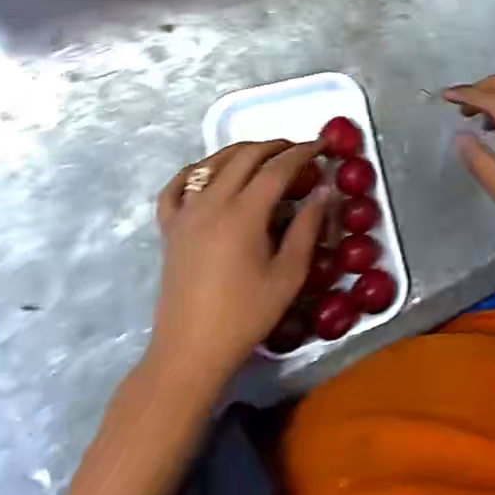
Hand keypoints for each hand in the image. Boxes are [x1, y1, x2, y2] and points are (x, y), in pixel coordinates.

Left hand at [148, 140, 327, 376]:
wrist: (191, 349)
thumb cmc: (246, 314)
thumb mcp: (289, 274)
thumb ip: (307, 227)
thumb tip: (324, 190)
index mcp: (243, 215)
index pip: (277, 169)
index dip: (303, 153)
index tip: (323, 145)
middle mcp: (211, 204)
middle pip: (244, 157)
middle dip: (276, 147)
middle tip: (301, 151)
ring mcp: (185, 214)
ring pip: (212, 164)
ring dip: (242, 152)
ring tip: (266, 157)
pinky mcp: (169, 228)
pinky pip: (177, 186)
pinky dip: (196, 171)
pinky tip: (209, 174)